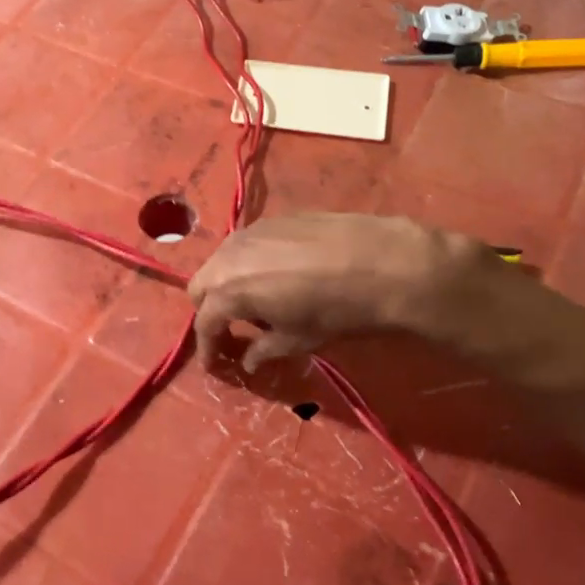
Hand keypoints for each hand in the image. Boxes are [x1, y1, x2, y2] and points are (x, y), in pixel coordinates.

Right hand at [188, 213, 501, 370]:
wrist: (383, 262)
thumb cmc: (337, 311)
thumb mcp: (297, 340)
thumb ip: (264, 350)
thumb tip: (249, 360)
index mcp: (229, 292)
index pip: (204, 323)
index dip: (207, 348)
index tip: (216, 364)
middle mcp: (229, 257)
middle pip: (201, 287)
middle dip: (210, 312)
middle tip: (232, 332)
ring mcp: (250, 233)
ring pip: (220, 261)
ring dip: (226, 285)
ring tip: (256, 305)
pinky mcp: (272, 220)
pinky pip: (245, 245)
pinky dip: (246, 265)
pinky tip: (276, 277)